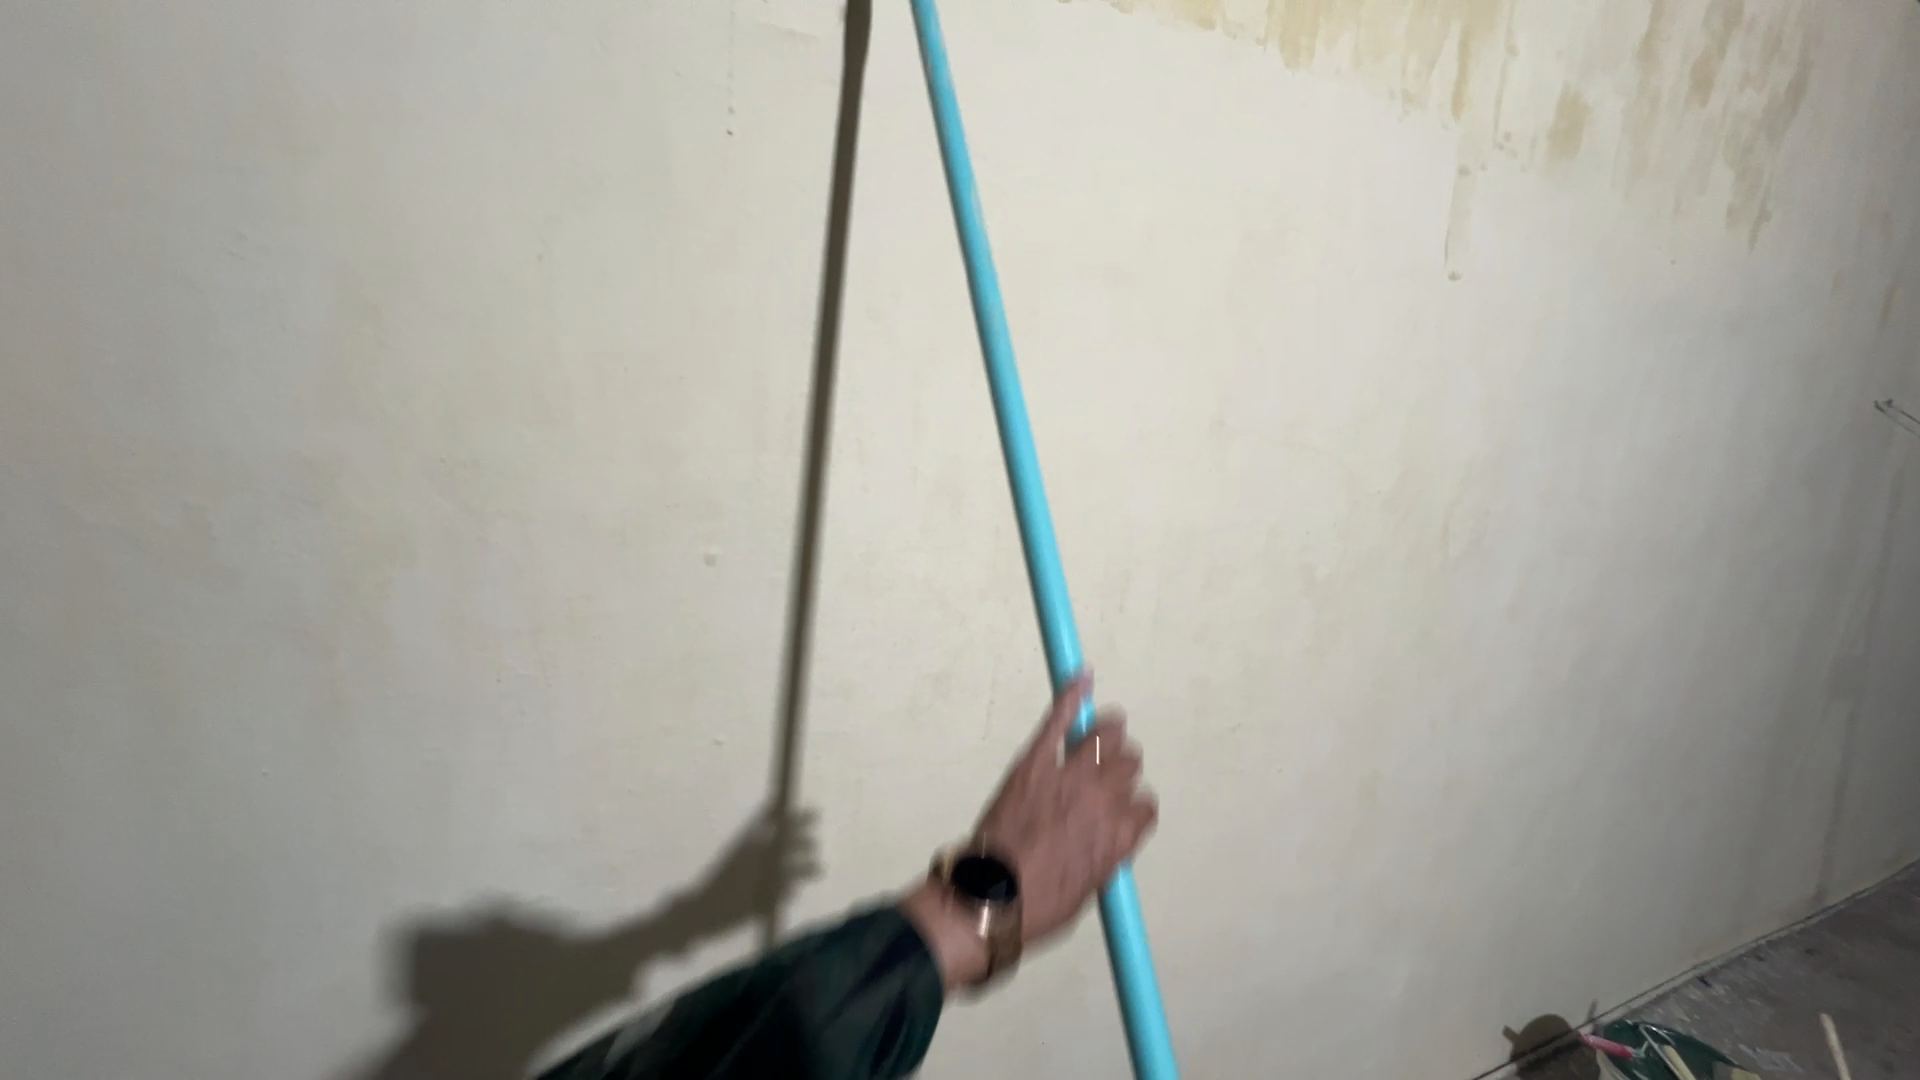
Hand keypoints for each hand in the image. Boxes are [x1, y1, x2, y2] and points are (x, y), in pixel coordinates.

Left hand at [902, 675, 1157, 987]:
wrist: (989, 900)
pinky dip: (1072, 695)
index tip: (1118, 810)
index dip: (1131, 806)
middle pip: (1129, 764)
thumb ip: (1104, 857)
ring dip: (1107, 732)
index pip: (1145, 807)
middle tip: (1103, 770)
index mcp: (1119, 838)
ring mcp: (1070, 777)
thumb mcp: (1089, 892)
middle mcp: (1103, 802)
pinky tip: (1081, 676)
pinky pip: (1060, 719)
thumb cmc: (1038, 907)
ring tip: (1101, 729)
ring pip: (1106, 736)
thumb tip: (1104, 840)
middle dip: (1121, 765)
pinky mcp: (1036, 761)